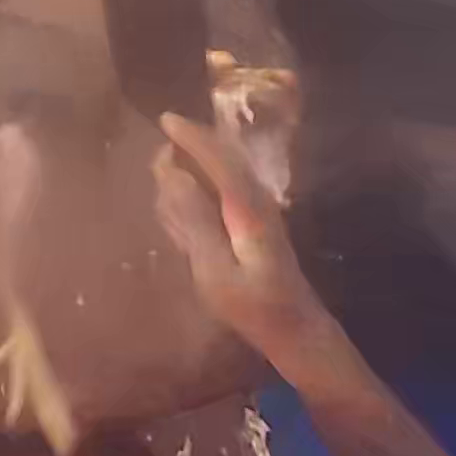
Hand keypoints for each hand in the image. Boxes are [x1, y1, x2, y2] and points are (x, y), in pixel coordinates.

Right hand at [152, 113, 325, 357]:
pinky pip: (219, 191)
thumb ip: (194, 220)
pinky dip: (196, 194)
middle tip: (157, 164)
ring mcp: (257, 211)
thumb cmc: (255, 308)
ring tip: (167, 194)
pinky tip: (182, 215)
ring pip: (218, 174)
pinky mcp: (252, 223)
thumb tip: (173, 173)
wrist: (298, 335)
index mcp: (248, 207)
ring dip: (189, 175)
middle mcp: (255, 200)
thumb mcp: (215, 270)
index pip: (219, 157)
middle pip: (219, 158)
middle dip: (187, 150)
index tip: (165, 119)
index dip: (192, 135)